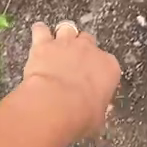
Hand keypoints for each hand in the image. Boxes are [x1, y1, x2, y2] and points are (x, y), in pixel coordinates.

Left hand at [19, 21, 120, 139]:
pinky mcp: (44, 44)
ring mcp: (66, 43)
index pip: (108, 63)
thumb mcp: (98, 117)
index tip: (92, 79)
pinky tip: (38, 37)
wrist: (56, 103)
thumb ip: (99, 108)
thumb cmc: (81, 114)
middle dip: (81, 48)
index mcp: (108, 67)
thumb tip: (99, 112)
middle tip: (73, 61)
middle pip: (88, 40)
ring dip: (62, 36)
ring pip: (67, 29)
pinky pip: (41, 29)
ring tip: (56, 45)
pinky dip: (39, 32)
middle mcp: (89, 49)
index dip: (98, 70)